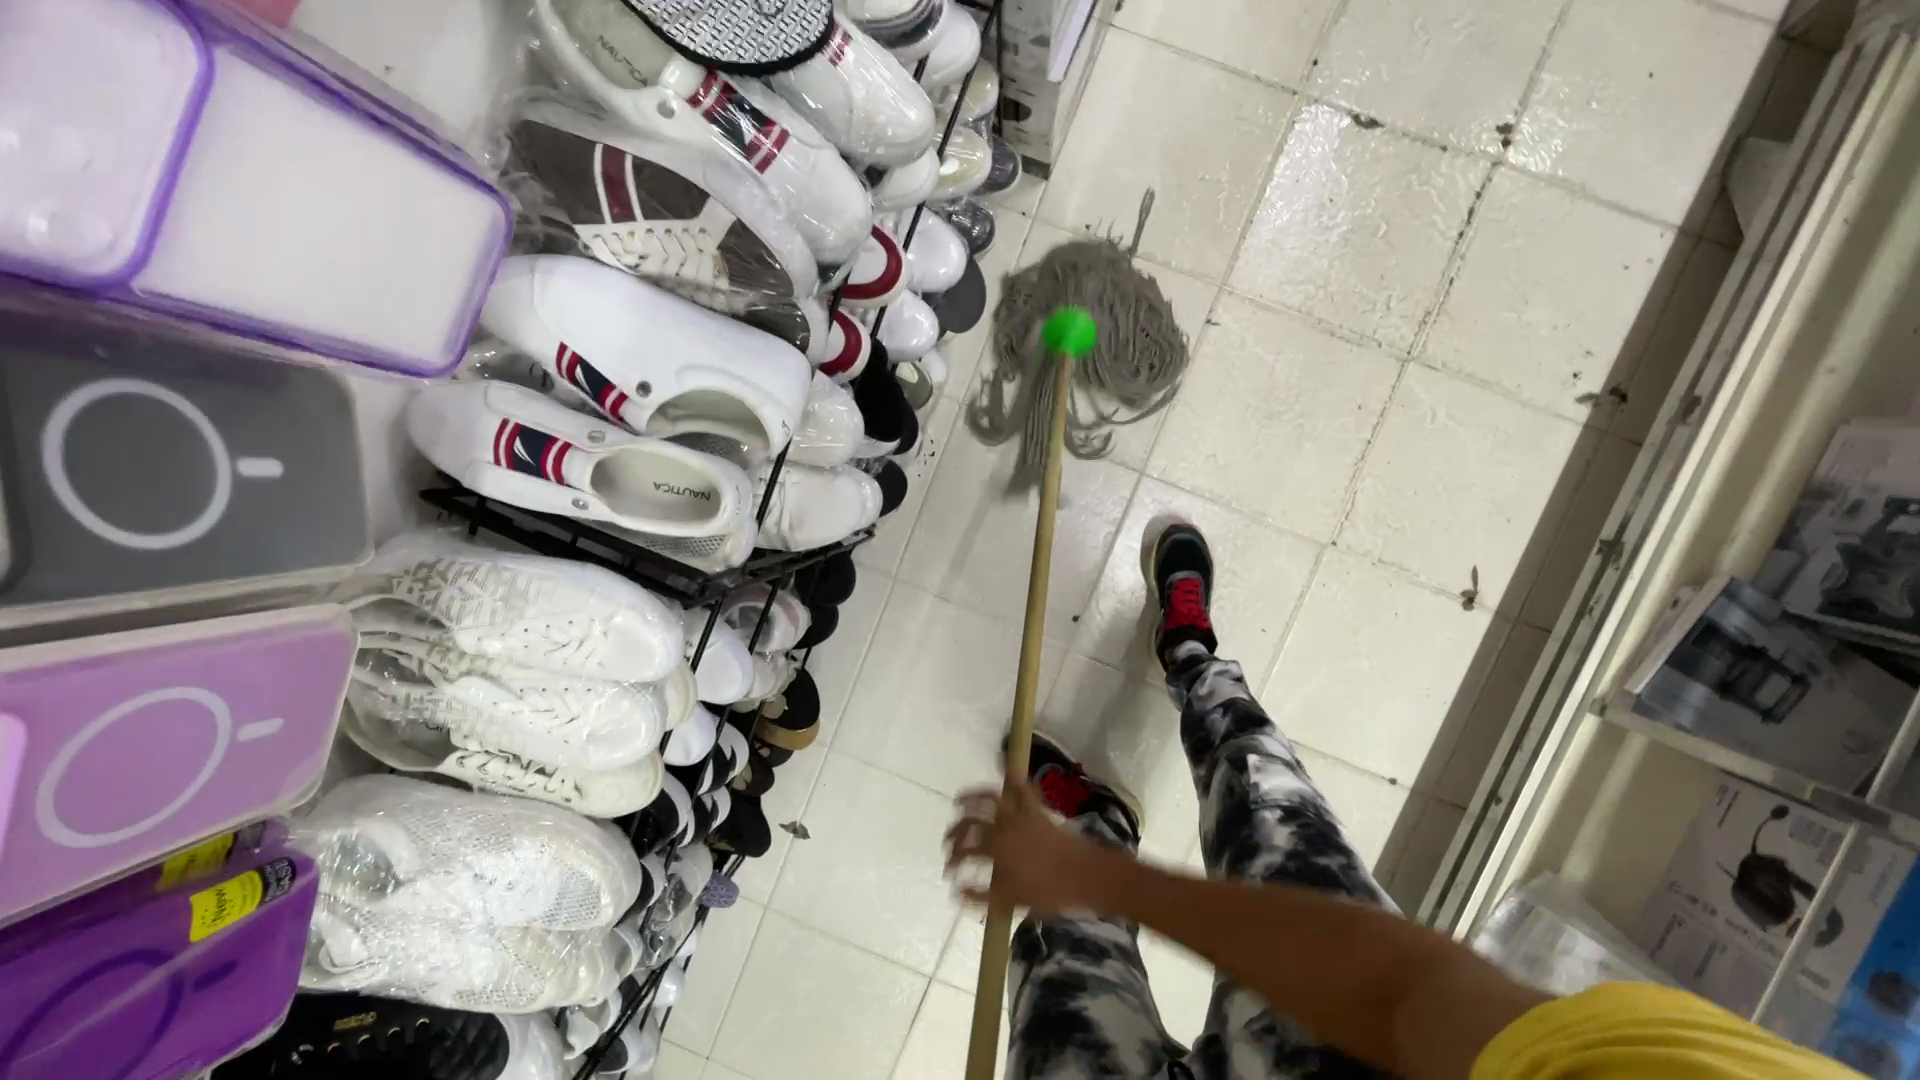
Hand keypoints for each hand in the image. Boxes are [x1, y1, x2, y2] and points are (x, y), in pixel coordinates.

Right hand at [943, 783, 1118, 914]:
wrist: (1084, 874)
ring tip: (962, 799)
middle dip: (955, 830)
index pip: (964, 849)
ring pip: (990, 798)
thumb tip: (956, 892)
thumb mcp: (1012, 900)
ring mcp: (1020, 815)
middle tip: (949, 839)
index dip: (952, 858)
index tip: (949, 869)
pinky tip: (1008, 772)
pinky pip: (1023, 790)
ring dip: (973, 796)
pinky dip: (1014, 779)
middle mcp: (1003, 827)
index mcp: (995, 848)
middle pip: (970, 821)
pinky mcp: (1037, 810)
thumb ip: (980, 895)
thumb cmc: (1048, 891)